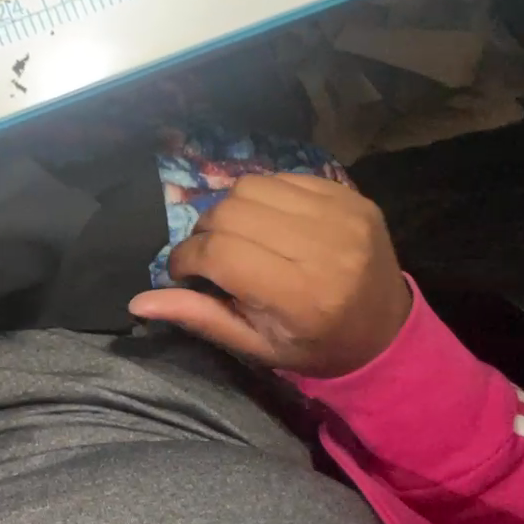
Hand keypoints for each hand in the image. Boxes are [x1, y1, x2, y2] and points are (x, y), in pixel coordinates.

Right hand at [128, 174, 411, 377]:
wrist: (386, 331)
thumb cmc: (312, 345)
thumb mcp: (254, 345)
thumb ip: (198, 317)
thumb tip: (137, 302)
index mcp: (300, 295)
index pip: (219, 253)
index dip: (187, 257)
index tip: (182, 271)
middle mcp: (324, 248)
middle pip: (230, 213)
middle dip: (205, 233)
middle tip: (210, 256)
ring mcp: (342, 216)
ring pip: (251, 187)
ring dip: (230, 209)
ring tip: (238, 234)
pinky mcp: (351, 196)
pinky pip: (281, 177)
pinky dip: (262, 196)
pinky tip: (268, 222)